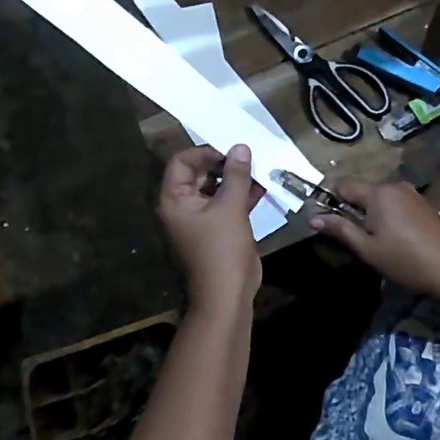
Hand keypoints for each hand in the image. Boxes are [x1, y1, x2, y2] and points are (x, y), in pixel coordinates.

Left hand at [157, 145, 262, 302]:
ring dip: (237, 178)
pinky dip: (244, 194)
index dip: (205, 152)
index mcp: (175, 199)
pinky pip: (229, 203)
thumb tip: (240, 146)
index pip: (182, 162)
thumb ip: (236, 175)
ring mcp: (203, 217)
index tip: (230, 150)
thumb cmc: (221, 248)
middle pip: (199, 173)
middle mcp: (184, 205)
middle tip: (249, 155)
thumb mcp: (230, 207)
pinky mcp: (220, 227)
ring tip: (261, 166)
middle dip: (224, 163)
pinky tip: (264, 185)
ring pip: (217, 187)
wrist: (228, 292)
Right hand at [308, 178, 439, 291]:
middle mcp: (395, 186)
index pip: (343, 185)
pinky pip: (396, 204)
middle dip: (353, 210)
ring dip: (372, 215)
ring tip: (375, 242)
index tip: (329, 222)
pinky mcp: (424, 205)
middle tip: (353, 238)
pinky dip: (389, 217)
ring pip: (380, 199)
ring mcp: (412, 194)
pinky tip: (395, 239)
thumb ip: (341, 229)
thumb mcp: (368, 248)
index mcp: (378, 193)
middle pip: (363, 192)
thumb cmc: (405, 259)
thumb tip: (314, 218)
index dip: (332, 201)